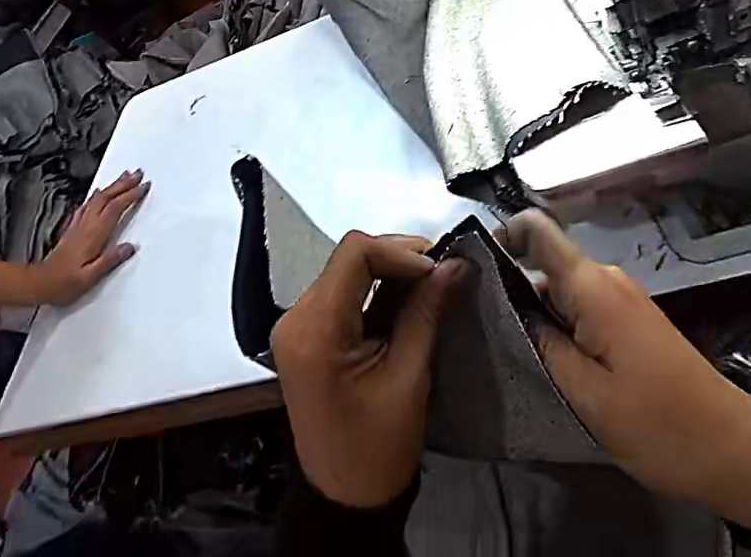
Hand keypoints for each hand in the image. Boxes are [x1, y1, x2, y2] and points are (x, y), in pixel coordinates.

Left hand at [29, 170, 147, 305]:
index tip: (144, 186)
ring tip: (123, 177)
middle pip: (106, 198)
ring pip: (97, 199)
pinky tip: (97, 193)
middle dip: (124, 184)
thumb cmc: (63, 284)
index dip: (130, 195)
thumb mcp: (89, 278)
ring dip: (112, 186)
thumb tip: (130, 247)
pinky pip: (86, 206)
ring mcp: (78, 226)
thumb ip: (110, 261)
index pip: (115, 208)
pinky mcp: (72, 230)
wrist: (37, 285)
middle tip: (138, 173)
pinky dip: (95, 196)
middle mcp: (86, 226)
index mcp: (93, 235)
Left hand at [271, 232, 467, 507]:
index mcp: (315, 329)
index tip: (438, 269)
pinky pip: (342, 292)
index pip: (355, 254)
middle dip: (399, 259)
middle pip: (350, 258)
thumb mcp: (409, 377)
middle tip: (441, 273)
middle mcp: (296, 317)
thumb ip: (427, 312)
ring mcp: (297, 324)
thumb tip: (454, 264)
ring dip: (390, 273)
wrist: (345, 498)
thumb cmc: (377, 448)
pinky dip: (375, 290)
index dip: (400, 252)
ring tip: (430, 287)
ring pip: (347, 271)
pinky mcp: (306, 332)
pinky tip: (405, 301)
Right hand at [505, 211, 750, 529]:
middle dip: (513, 285)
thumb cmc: (658, 424)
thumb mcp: (586, 394)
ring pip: (561, 285)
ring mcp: (620, 295)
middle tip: (484, 322)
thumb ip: (541, 343)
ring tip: (513, 345)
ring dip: (536, 309)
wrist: (734, 448)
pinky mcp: (628, 314)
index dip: (503, 235)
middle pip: (545, 261)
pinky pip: (580, 302)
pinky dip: (558, 320)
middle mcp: (606, 279)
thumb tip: (511, 309)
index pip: (538, 230)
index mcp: (593, 287)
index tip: (475, 266)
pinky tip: (548, 354)